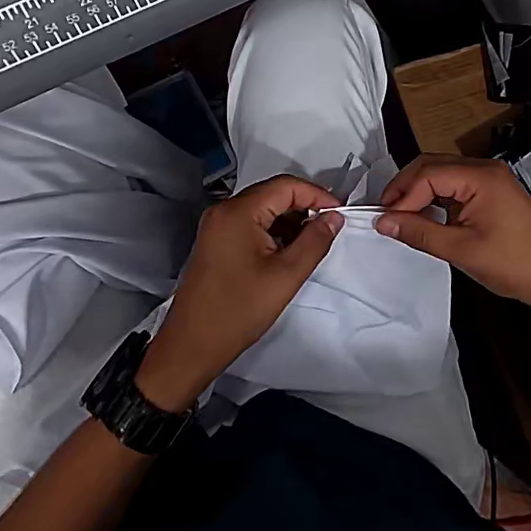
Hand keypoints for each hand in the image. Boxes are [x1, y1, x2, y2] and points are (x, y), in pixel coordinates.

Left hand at [137, 175, 343, 410]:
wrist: (193, 344)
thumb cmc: (237, 311)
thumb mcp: (286, 275)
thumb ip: (315, 241)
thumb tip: (333, 218)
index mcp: (238, 212)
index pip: (285, 186)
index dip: (316, 195)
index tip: (338, 213)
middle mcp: (223, 211)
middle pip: (272, 194)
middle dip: (304, 207)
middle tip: (329, 227)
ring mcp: (216, 225)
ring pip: (262, 209)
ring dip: (289, 220)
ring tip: (312, 242)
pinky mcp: (215, 241)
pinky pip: (250, 223)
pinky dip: (272, 231)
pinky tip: (288, 251)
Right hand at [375, 154, 530, 318]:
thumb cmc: (516, 265)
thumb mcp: (460, 250)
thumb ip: (419, 231)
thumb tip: (385, 221)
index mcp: (482, 177)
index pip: (428, 174)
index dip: (402, 195)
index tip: (386, 218)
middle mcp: (487, 169)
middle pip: (432, 166)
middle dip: (406, 188)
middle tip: (388, 214)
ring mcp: (492, 179)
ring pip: (442, 174)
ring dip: (419, 192)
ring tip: (403, 217)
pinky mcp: (493, 191)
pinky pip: (455, 184)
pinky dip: (436, 197)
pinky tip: (426, 217)